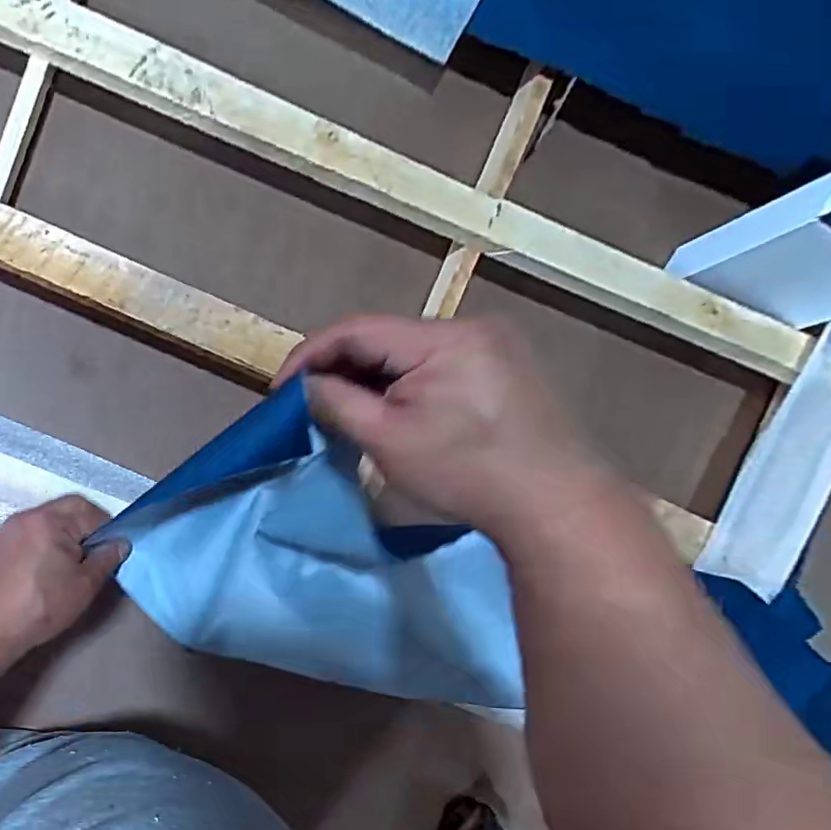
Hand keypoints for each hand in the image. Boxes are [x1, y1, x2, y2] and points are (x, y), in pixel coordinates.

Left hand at [0, 495, 128, 664]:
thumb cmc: (41, 606)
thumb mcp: (84, 585)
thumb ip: (106, 559)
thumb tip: (120, 544)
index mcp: (48, 520)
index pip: (89, 510)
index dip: (109, 527)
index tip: (115, 549)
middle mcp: (27, 516)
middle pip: (68, 509)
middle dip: (88, 527)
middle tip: (98, 555)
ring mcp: (10, 529)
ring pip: (50, 520)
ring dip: (68, 534)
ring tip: (76, 563)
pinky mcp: (1, 543)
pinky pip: (33, 532)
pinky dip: (48, 541)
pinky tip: (53, 566)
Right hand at [273, 315, 621, 538]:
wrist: (553, 502)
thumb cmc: (463, 471)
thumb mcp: (385, 437)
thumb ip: (335, 402)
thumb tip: (302, 387)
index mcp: (443, 338)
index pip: (353, 330)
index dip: (307, 357)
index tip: (277, 392)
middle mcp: (468, 328)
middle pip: (377, 338)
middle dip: (332, 369)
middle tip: (300, 404)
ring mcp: (488, 346)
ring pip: (399, 352)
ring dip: (360, 378)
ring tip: (332, 409)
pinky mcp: (496, 367)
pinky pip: (425, 365)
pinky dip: (391, 384)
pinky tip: (376, 410)